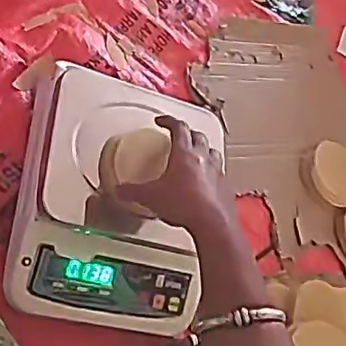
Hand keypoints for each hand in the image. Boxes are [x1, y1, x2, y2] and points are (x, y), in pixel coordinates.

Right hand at [116, 115, 236, 234]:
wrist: (212, 224)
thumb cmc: (186, 206)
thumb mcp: (151, 198)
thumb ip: (133, 192)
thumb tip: (120, 190)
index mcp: (185, 154)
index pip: (179, 128)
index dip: (169, 121)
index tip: (162, 121)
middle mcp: (203, 158)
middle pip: (198, 136)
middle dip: (187, 133)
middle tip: (179, 135)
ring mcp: (217, 172)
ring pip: (212, 151)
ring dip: (203, 149)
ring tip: (196, 154)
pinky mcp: (225, 187)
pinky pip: (219, 172)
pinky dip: (212, 171)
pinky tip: (206, 180)